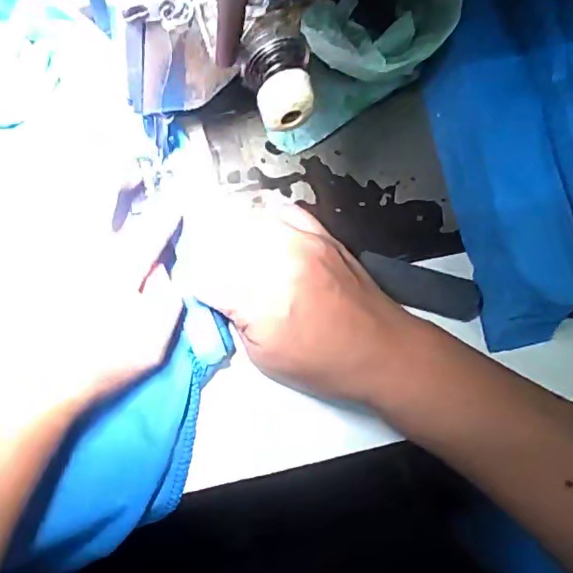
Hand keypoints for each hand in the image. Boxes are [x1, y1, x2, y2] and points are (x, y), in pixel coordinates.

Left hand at [0, 188, 185, 425]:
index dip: (170, 206)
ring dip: (86, 178)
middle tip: (132, 170)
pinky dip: (48, 198)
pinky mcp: (23, 258)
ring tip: (98, 177)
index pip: (152, 226)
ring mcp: (49, 248)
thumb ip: (167, 301)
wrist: (28, 382)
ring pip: (65, 195)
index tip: (180, 193)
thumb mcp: (151, 344)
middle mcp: (83, 246)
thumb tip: (162, 270)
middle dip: (121, 172)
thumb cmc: (96, 366)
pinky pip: (34, 213)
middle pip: (101, 190)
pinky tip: (57, 201)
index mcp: (119, 266)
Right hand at [176, 198, 421, 404]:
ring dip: (227, 233)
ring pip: (243, 216)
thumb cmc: (323, 363)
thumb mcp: (262, 356)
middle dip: (204, 255)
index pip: (201, 275)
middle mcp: (278, 259)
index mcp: (260, 299)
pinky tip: (256, 233)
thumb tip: (211, 295)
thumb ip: (231, 319)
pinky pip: (277, 208)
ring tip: (227, 253)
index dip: (191, 285)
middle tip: (207, 274)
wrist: (381, 349)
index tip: (194, 294)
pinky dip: (260, 218)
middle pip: (216, 237)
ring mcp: (300, 238)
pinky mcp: (318, 231)